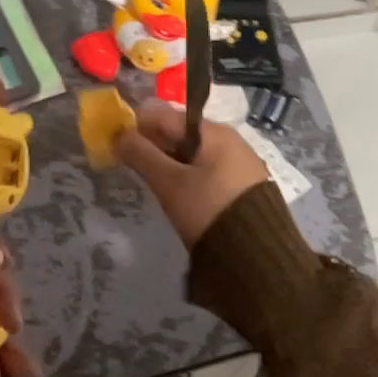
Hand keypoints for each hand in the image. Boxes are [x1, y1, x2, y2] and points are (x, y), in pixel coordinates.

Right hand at [116, 99, 269, 247]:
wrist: (259, 261)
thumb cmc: (208, 210)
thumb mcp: (169, 183)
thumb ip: (141, 155)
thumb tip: (119, 135)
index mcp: (213, 131)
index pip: (165, 115)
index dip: (138, 126)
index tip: (118, 143)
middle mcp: (230, 140)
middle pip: (180, 132)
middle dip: (154, 145)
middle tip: (133, 165)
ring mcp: (241, 163)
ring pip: (193, 152)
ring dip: (170, 161)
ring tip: (154, 181)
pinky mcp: (246, 186)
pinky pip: (208, 169)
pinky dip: (189, 175)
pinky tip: (180, 193)